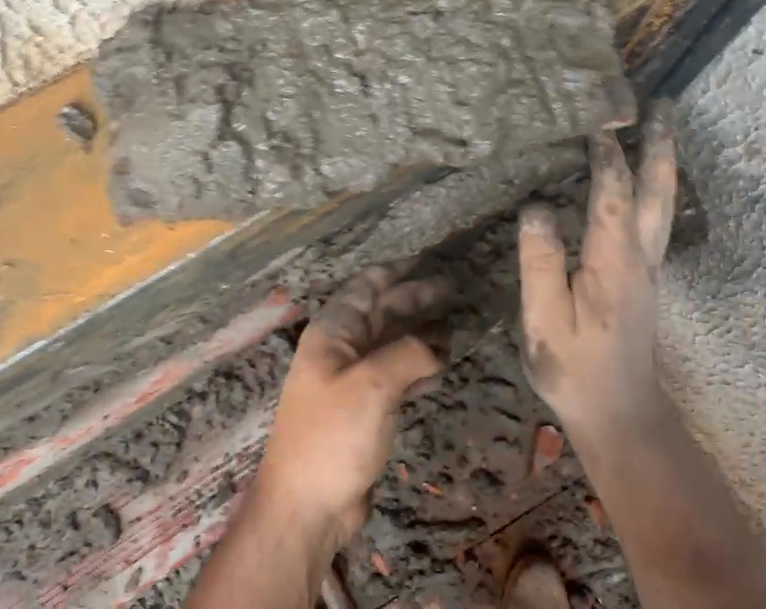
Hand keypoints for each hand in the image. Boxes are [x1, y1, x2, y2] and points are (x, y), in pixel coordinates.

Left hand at [254, 260, 451, 541]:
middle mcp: (339, 350)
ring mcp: (349, 382)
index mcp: (332, 332)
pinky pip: (395, 375)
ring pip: (390, 343)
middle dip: (415, 298)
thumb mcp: (373, 385)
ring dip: (420, 331)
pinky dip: (418, 365)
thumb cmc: (333, 437)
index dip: (396, 270)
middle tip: (455, 290)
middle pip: (381, 312)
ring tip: (457, 324)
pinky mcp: (361, 412)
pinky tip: (442, 366)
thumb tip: (437, 345)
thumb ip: (409, 353)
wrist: (307, 506)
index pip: (365, 287)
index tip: (430, 260)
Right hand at [516, 100, 677, 443]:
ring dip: (663, 162)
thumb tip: (536, 209)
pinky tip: (644, 180)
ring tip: (661, 128)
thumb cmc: (575, 370)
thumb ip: (540, 265)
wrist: (619, 413)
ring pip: (662, 204)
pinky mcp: (644, 279)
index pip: (612, 197)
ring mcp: (648, 268)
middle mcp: (640, 258)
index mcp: (613, 264)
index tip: (598, 119)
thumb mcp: (544, 322)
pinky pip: (654, 218)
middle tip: (664, 106)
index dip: (606, 157)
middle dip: (661, 146)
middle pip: (657, 192)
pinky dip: (653, 187)